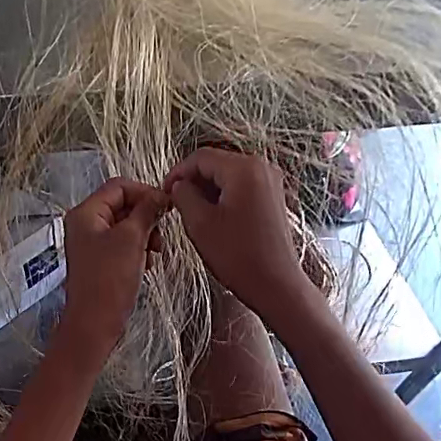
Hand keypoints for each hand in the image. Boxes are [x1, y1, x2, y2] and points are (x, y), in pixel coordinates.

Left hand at [58, 177, 167, 358]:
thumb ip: (146, 212)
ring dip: (145, 235)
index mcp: (86, 214)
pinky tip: (147, 265)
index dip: (145, 192)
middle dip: (146, 217)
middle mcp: (85, 225)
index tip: (166, 206)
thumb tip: (160, 196)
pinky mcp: (100, 262)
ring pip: (126, 227)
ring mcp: (91, 245)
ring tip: (154, 252)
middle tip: (160, 234)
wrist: (95, 323)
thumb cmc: (108, 281)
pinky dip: (138, 251)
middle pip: (123, 206)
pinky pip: (123, 246)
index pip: (119, 187)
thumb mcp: (131, 239)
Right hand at [164, 148, 317, 325]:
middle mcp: (262, 168)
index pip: (201, 157)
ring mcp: (271, 183)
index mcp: (243, 169)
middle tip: (176, 205)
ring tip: (194, 215)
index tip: (164, 191)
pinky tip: (215, 221)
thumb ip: (183, 196)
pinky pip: (243, 189)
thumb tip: (179, 185)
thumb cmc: (239, 256)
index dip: (177, 172)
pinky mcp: (274, 199)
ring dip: (208, 192)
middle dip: (194, 182)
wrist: (275, 283)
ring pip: (229, 177)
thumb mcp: (199, 223)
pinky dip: (225, 199)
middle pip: (217, 164)